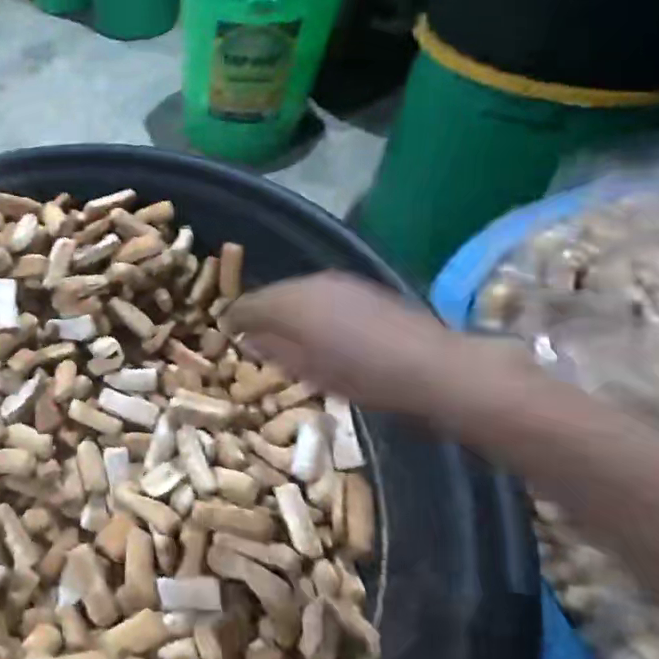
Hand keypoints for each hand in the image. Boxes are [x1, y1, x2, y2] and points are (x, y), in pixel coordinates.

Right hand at [227, 272, 460, 412]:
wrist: (430, 367)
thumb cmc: (362, 376)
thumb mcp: (308, 371)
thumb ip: (274, 349)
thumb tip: (250, 338)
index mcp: (290, 302)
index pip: (248, 304)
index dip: (235, 318)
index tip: (228, 333)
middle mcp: (310, 282)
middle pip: (273, 293)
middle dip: (262, 312)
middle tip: (255, 335)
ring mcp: (339, 281)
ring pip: (299, 291)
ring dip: (288, 308)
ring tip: (287, 334)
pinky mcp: (363, 287)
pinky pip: (322, 293)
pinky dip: (312, 307)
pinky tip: (322, 329)